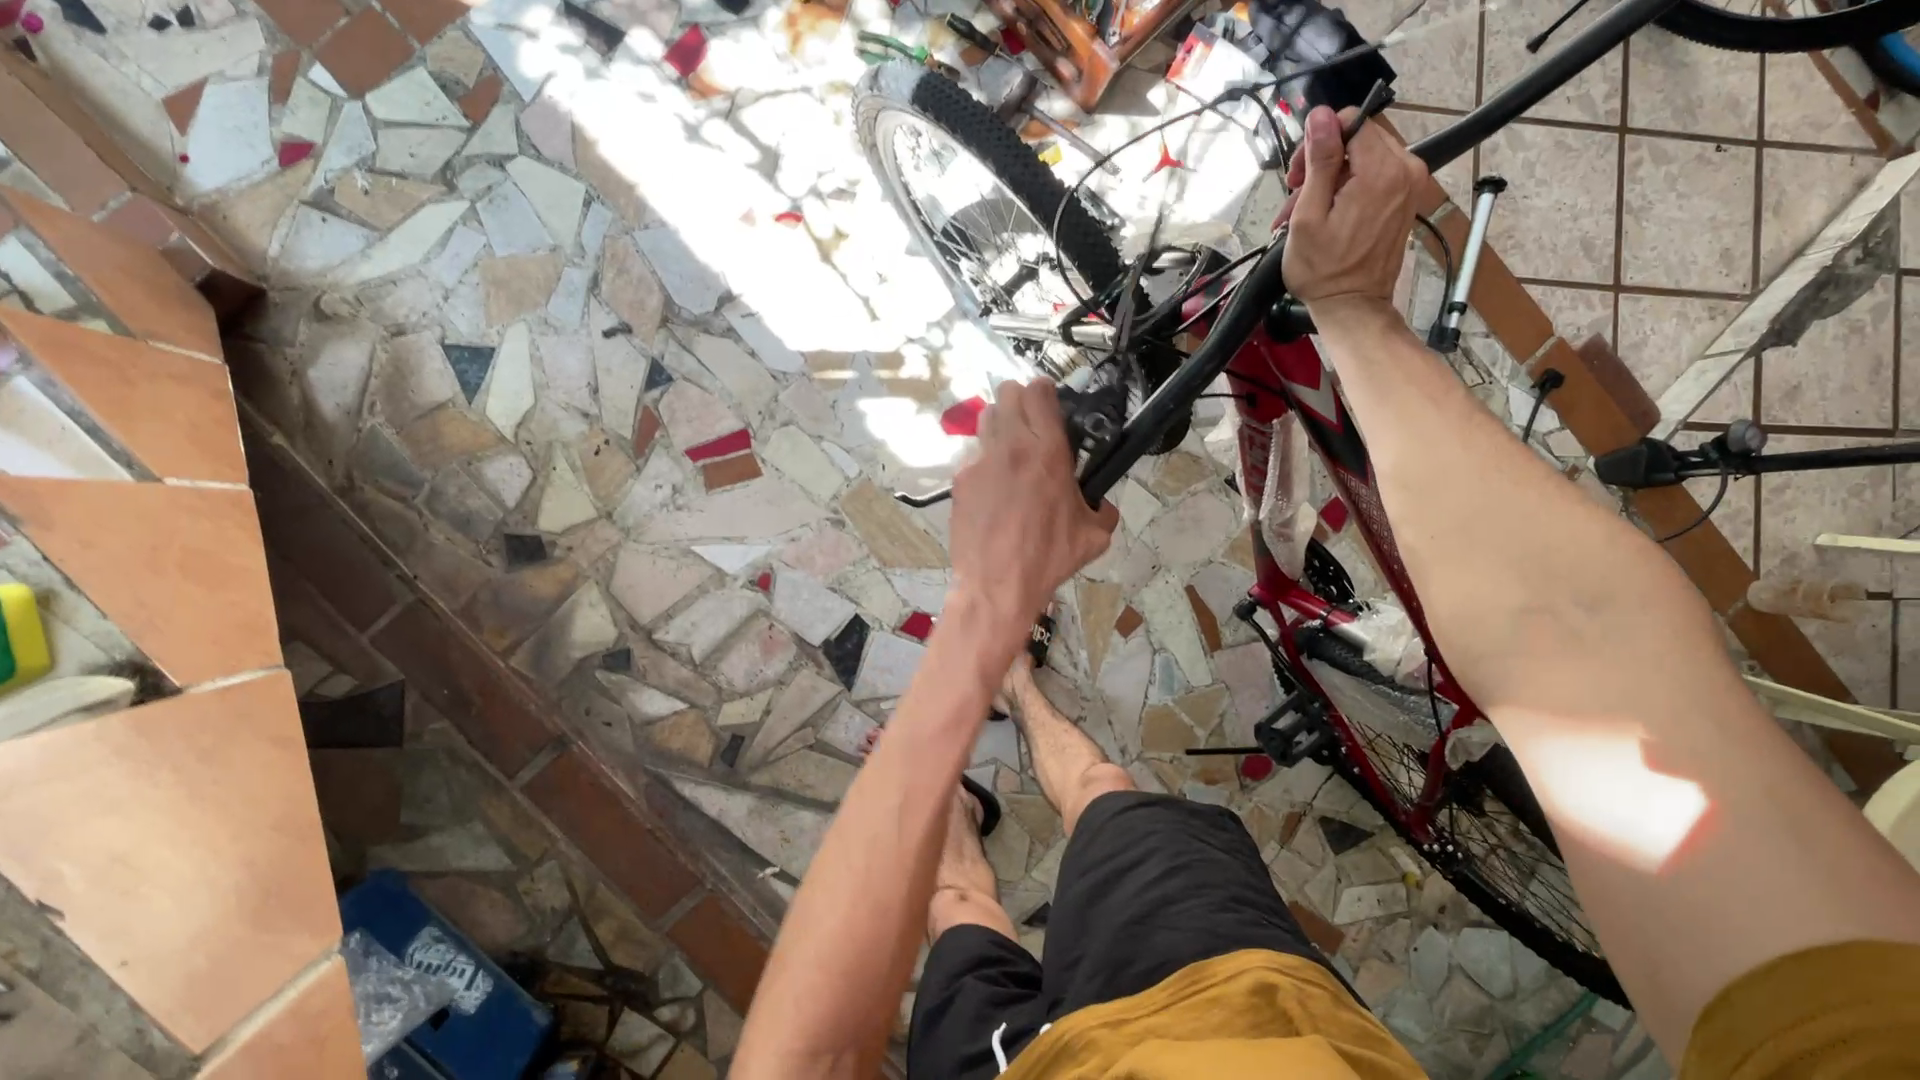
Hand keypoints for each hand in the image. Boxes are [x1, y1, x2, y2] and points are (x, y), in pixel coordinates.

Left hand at [948, 380, 1118, 640]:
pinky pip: (973, 456)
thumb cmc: (1049, 558)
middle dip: (1020, 401)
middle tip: (1031, 424)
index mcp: (1049, 453)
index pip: (1040, 393)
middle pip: (1008, 393)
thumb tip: (1101, 504)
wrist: (997, 584)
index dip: (1045, 392)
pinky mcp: (960, 480)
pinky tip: (992, 489)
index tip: (1051, 406)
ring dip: (1000, 425)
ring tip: (1010, 452)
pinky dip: (984, 462)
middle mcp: (1012, 447)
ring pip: (986, 418)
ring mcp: (980, 461)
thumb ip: (1102, 509)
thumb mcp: (1093, 536)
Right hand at [1279, 105, 1427, 313]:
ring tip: (1303, 211)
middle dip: (1322, 161)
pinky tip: (1324, 213)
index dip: (1318, 142)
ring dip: (1329, 178)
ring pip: (1363, 157)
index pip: (1352, 121)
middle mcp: (1405, 171)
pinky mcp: (1404, 198)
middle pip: (1359, 137)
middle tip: (1296, 194)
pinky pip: (1373, 175)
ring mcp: (1409, 185)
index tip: (1299, 174)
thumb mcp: (1308, 215)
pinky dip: (1346, 188)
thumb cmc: (1325, 272)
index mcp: (1382, 171)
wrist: (1353, 307)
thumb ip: (1319, 160)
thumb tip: (1322, 115)